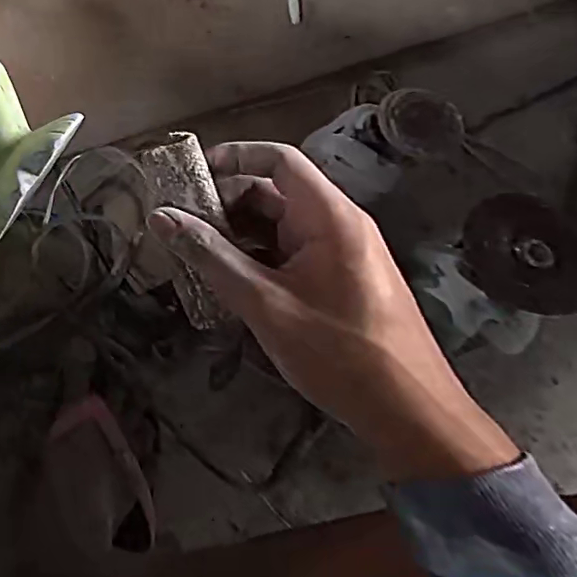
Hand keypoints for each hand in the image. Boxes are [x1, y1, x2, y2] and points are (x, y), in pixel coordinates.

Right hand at [145, 141, 518, 480]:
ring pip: (271, 224)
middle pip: (268, 192)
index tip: (188, 175)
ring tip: (190, 253)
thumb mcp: (263, 302)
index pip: (278, 160)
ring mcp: (337, 253)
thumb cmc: (342, 354)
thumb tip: (160, 216)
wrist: (416, 421)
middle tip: (177, 224)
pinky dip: (247, 255)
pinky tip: (220, 278)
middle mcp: (336, 226)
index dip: (231, 156)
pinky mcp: (334, 278)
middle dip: (219, 204)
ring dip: (229, 233)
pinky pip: (282, 250)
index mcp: (329, 219)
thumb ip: (209, 255)